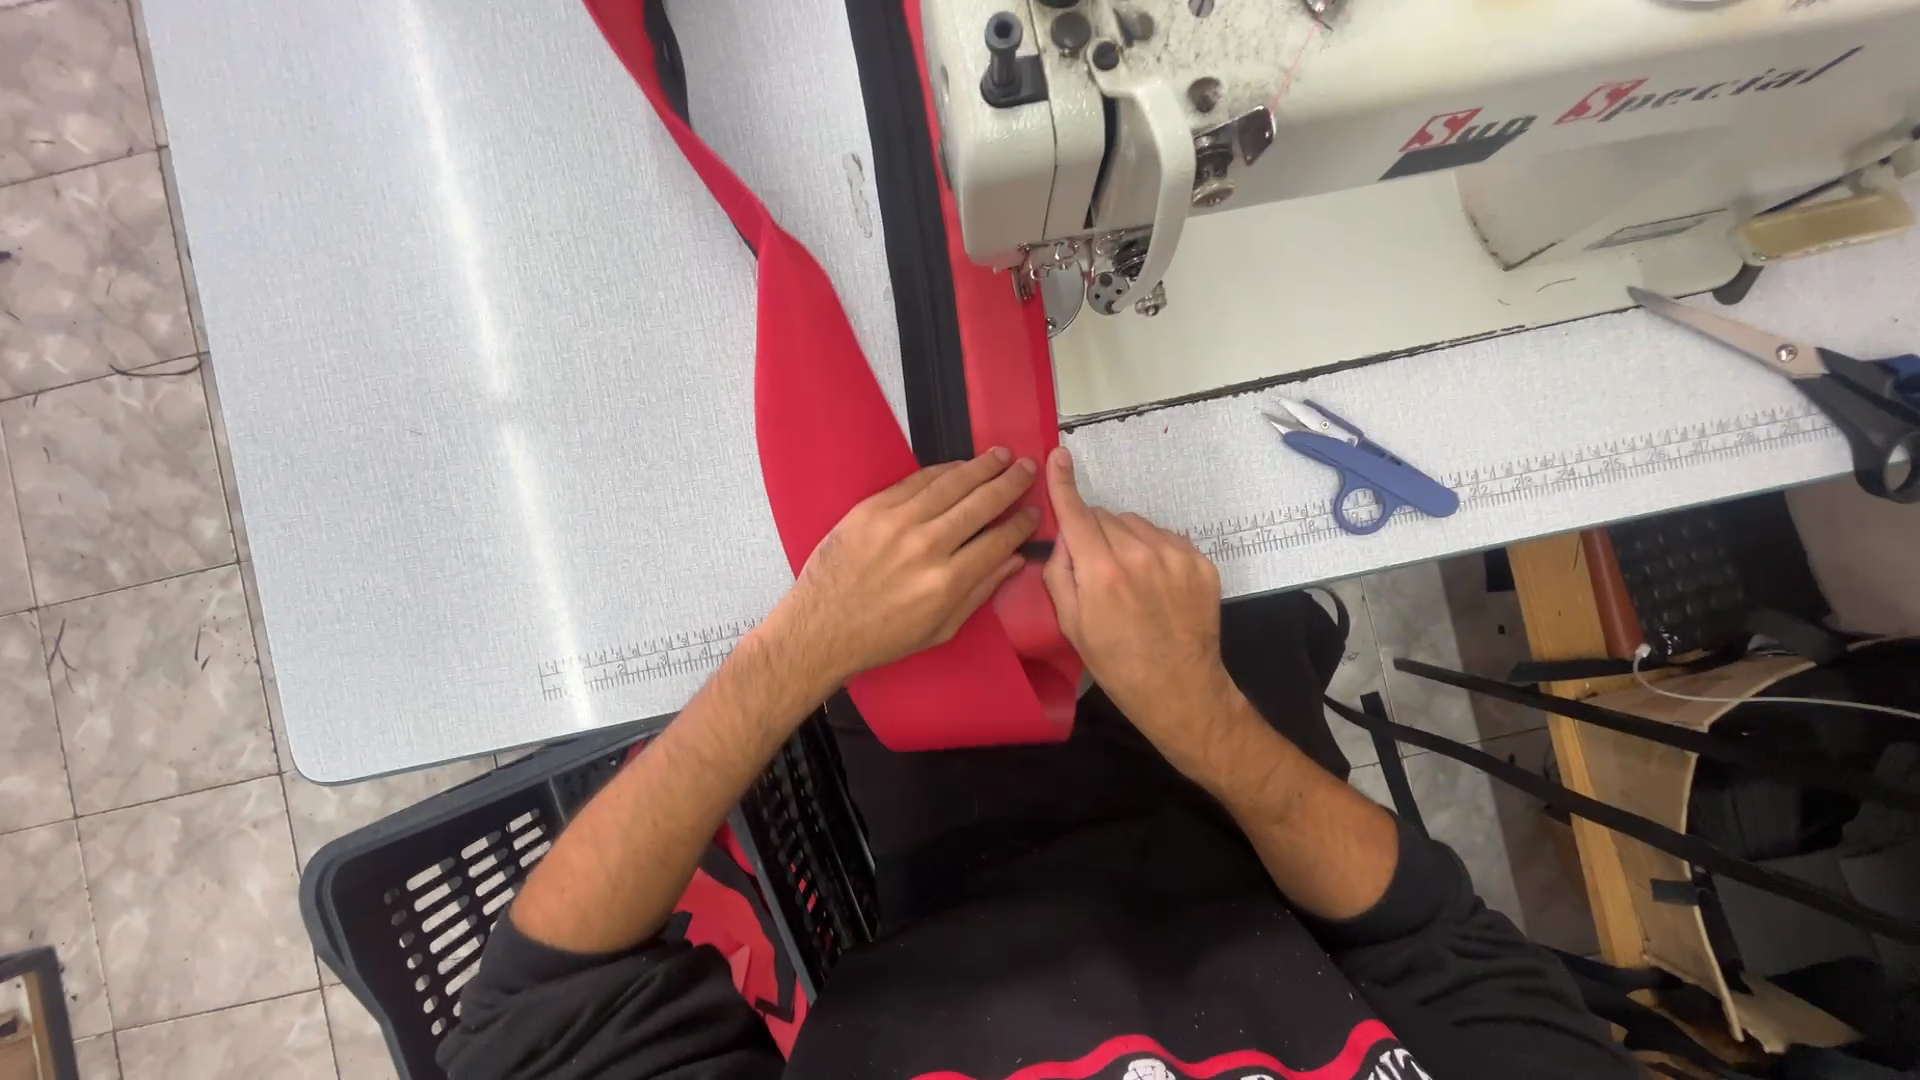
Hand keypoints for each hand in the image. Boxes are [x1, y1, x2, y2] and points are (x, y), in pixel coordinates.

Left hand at [762, 448, 1040, 688]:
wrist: (820, 629)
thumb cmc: (882, 637)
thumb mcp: (941, 629)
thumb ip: (980, 592)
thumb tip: (1015, 561)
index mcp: (947, 582)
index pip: (998, 541)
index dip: (1021, 523)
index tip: (1034, 511)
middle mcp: (926, 546)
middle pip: (980, 504)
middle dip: (1009, 483)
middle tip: (1027, 468)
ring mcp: (896, 523)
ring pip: (950, 484)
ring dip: (980, 467)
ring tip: (1000, 456)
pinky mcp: (871, 509)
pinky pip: (915, 481)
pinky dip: (941, 471)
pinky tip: (958, 466)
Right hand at [1041, 447, 1237, 754]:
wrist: (1180, 689)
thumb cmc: (1115, 662)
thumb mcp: (1070, 624)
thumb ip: (1059, 572)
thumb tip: (1064, 536)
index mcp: (1101, 571)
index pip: (1076, 513)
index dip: (1064, 484)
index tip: (1059, 456)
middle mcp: (1139, 554)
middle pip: (1104, 517)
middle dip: (1094, 533)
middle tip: (1097, 570)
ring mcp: (1175, 556)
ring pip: (1135, 524)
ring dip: (1125, 540)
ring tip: (1130, 580)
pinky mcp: (1201, 562)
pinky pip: (1165, 538)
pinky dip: (1153, 551)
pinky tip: (1155, 584)